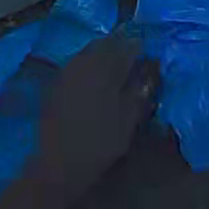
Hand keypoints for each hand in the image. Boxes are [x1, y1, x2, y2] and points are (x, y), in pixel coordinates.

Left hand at [31, 30, 159, 196]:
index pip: (127, 45)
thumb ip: (142, 88)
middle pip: (106, 43)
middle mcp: (84, 62)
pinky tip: (97, 78)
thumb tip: (152, 66)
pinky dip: (90, 64)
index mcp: (105, 67)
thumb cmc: (100, 142)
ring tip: (117, 67)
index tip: (150, 54)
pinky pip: (77, 63)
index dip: (140, 46)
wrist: (58, 165)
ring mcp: (67, 72)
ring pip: (90, 51)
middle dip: (121, 46)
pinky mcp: (55, 83)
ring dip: (105, 53)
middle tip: (135, 57)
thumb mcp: (130, 117)